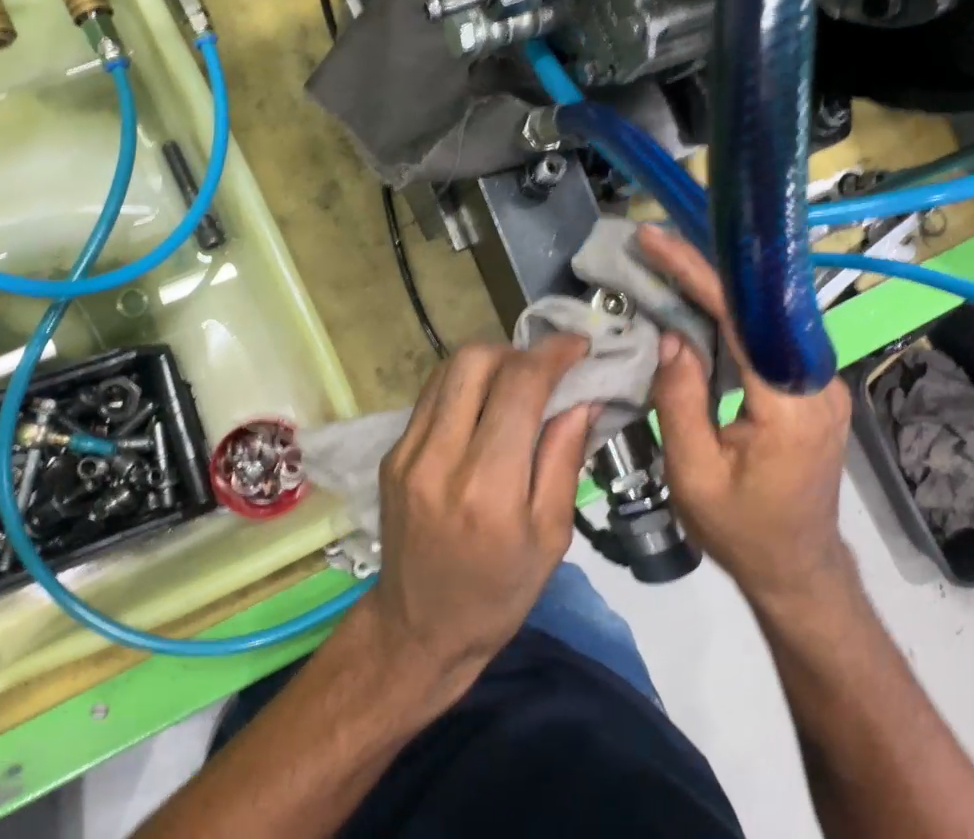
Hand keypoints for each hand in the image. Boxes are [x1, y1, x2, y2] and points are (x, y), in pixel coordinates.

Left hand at [354, 336, 597, 691]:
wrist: (420, 625)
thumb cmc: (499, 592)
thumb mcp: (551, 536)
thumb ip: (563, 459)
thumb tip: (582, 398)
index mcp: (488, 487)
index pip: (518, 387)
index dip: (552, 355)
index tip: (578, 347)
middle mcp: (440, 459)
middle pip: (474, 361)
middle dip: (517, 352)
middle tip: (546, 370)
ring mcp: (406, 454)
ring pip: (446, 371)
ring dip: (488, 363)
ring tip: (517, 384)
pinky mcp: (391, 455)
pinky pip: (430, 398)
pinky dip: (463, 388)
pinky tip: (485, 409)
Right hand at [636, 224, 854, 598]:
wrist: (796, 568)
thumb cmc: (741, 530)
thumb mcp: (694, 473)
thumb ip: (681, 401)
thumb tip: (671, 336)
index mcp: (790, 405)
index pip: (742, 319)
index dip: (696, 274)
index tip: (655, 240)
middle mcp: (818, 384)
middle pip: (758, 309)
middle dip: (704, 270)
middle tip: (653, 244)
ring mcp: (822, 386)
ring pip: (765, 321)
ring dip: (717, 291)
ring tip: (666, 265)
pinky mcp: (813, 391)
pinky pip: (768, 341)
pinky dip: (731, 319)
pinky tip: (696, 306)